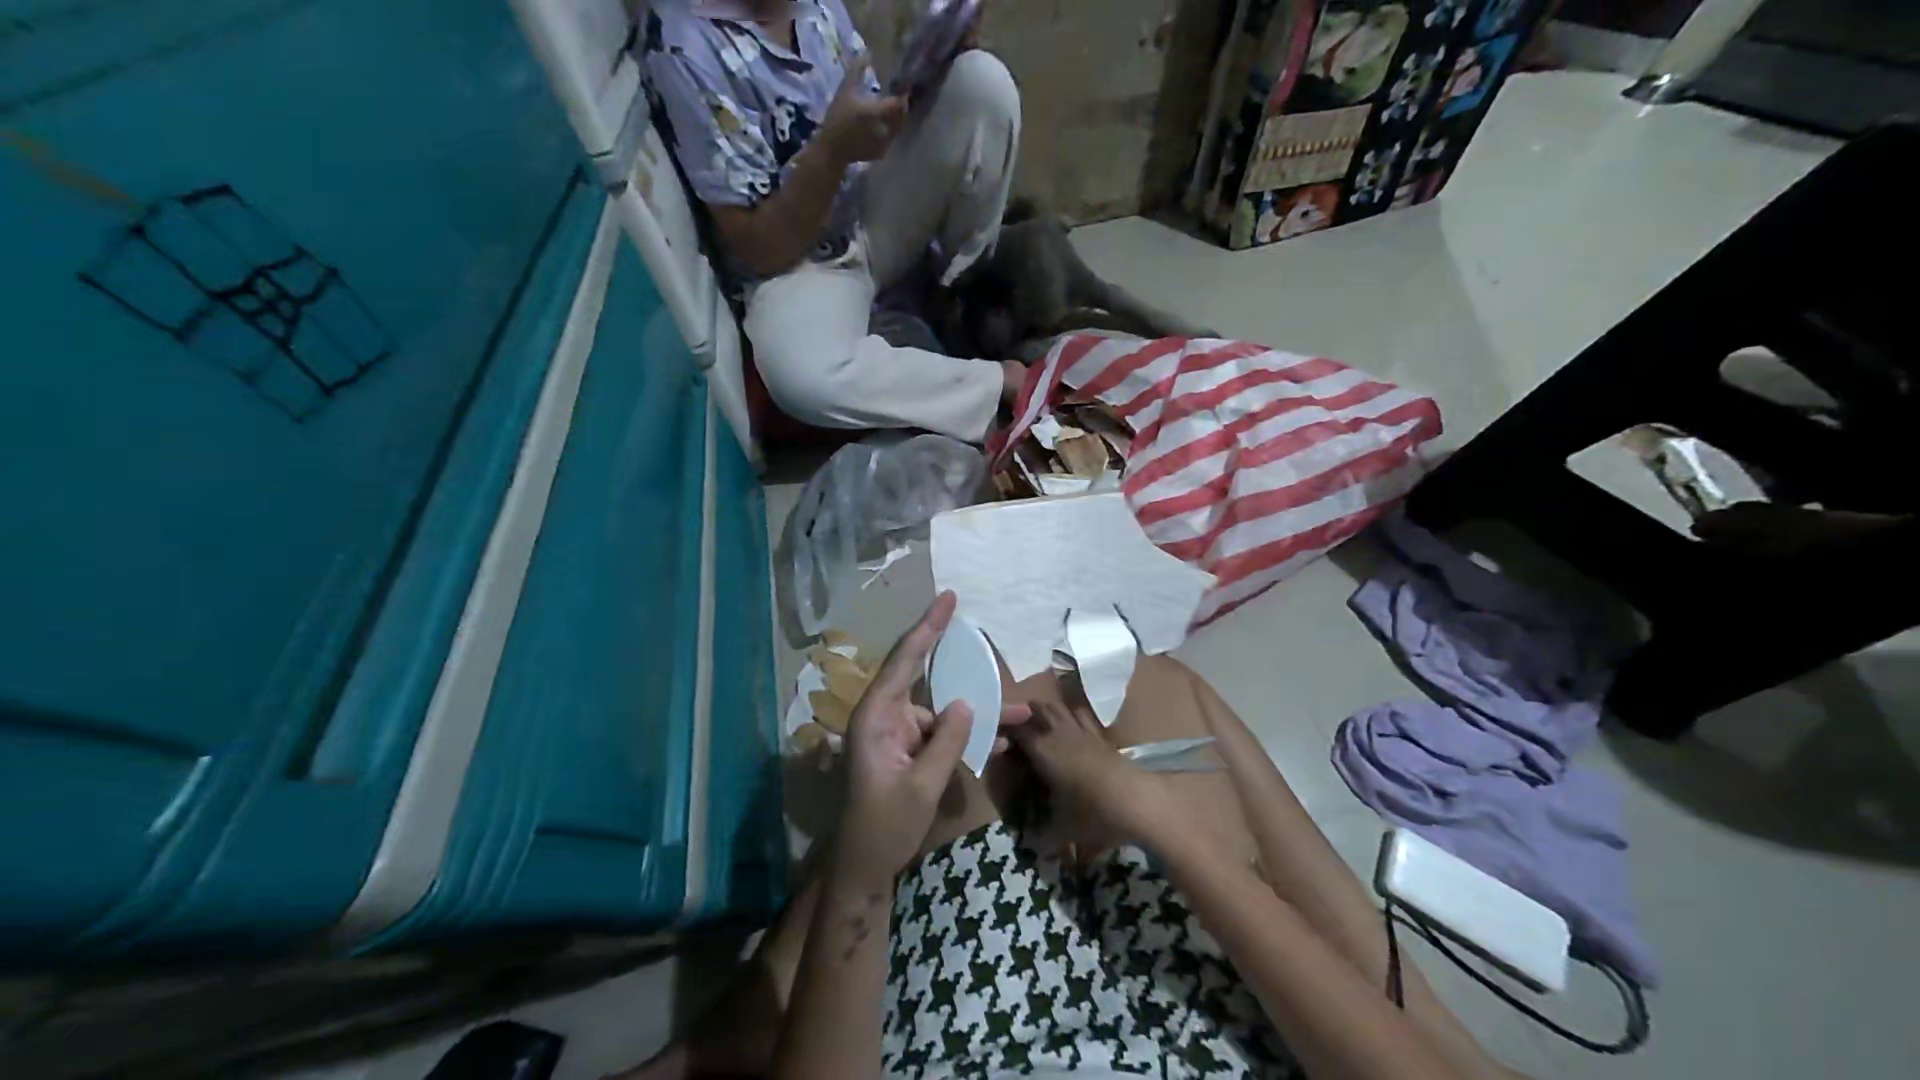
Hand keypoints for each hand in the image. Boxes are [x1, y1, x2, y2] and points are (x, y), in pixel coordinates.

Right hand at [821, 51, 906, 164]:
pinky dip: (891, 130)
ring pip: (899, 127)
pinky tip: (884, 125)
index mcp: (875, 112)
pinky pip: (892, 138)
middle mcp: (884, 129)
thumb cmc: (837, 118)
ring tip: (892, 110)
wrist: (833, 150)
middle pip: (902, 115)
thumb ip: (857, 71)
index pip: (899, 101)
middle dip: (901, 105)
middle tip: (898, 97)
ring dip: (898, 118)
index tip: (902, 85)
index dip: (903, 93)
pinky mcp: (883, 152)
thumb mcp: (845, 91)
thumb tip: (867, 53)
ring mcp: (884, 142)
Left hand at [836, 591, 1029, 881]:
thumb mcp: (922, 786)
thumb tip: (968, 703)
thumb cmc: (884, 826)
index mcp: (876, 717)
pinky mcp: (908, 750)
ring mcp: (898, 734)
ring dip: (977, 713)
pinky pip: (942, 732)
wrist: (864, 867)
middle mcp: (885, 717)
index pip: (904, 661)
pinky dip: (968, 734)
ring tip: (1019, 712)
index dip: (928, 627)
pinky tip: (1002, 738)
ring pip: (942, 710)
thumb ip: (947, 741)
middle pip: (924, 678)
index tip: (947, 598)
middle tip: (978, 632)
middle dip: (957, 662)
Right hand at [1007, 697, 1177, 849]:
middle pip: (1038, 708)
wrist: (1136, 801)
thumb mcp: (1063, 829)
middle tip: (1017, 728)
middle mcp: (1059, 733)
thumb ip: (1044, 837)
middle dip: (1025, 713)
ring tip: (1042, 722)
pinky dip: (1073, 715)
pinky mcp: (1101, 736)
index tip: (996, 735)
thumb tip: (1033, 849)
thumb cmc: (1092, 811)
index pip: (1016, 728)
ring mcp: (1082, 731)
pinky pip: (1083, 716)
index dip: (1004, 727)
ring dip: (1049, 709)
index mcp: (1042, 749)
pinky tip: (1072, 725)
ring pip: (1060, 707)